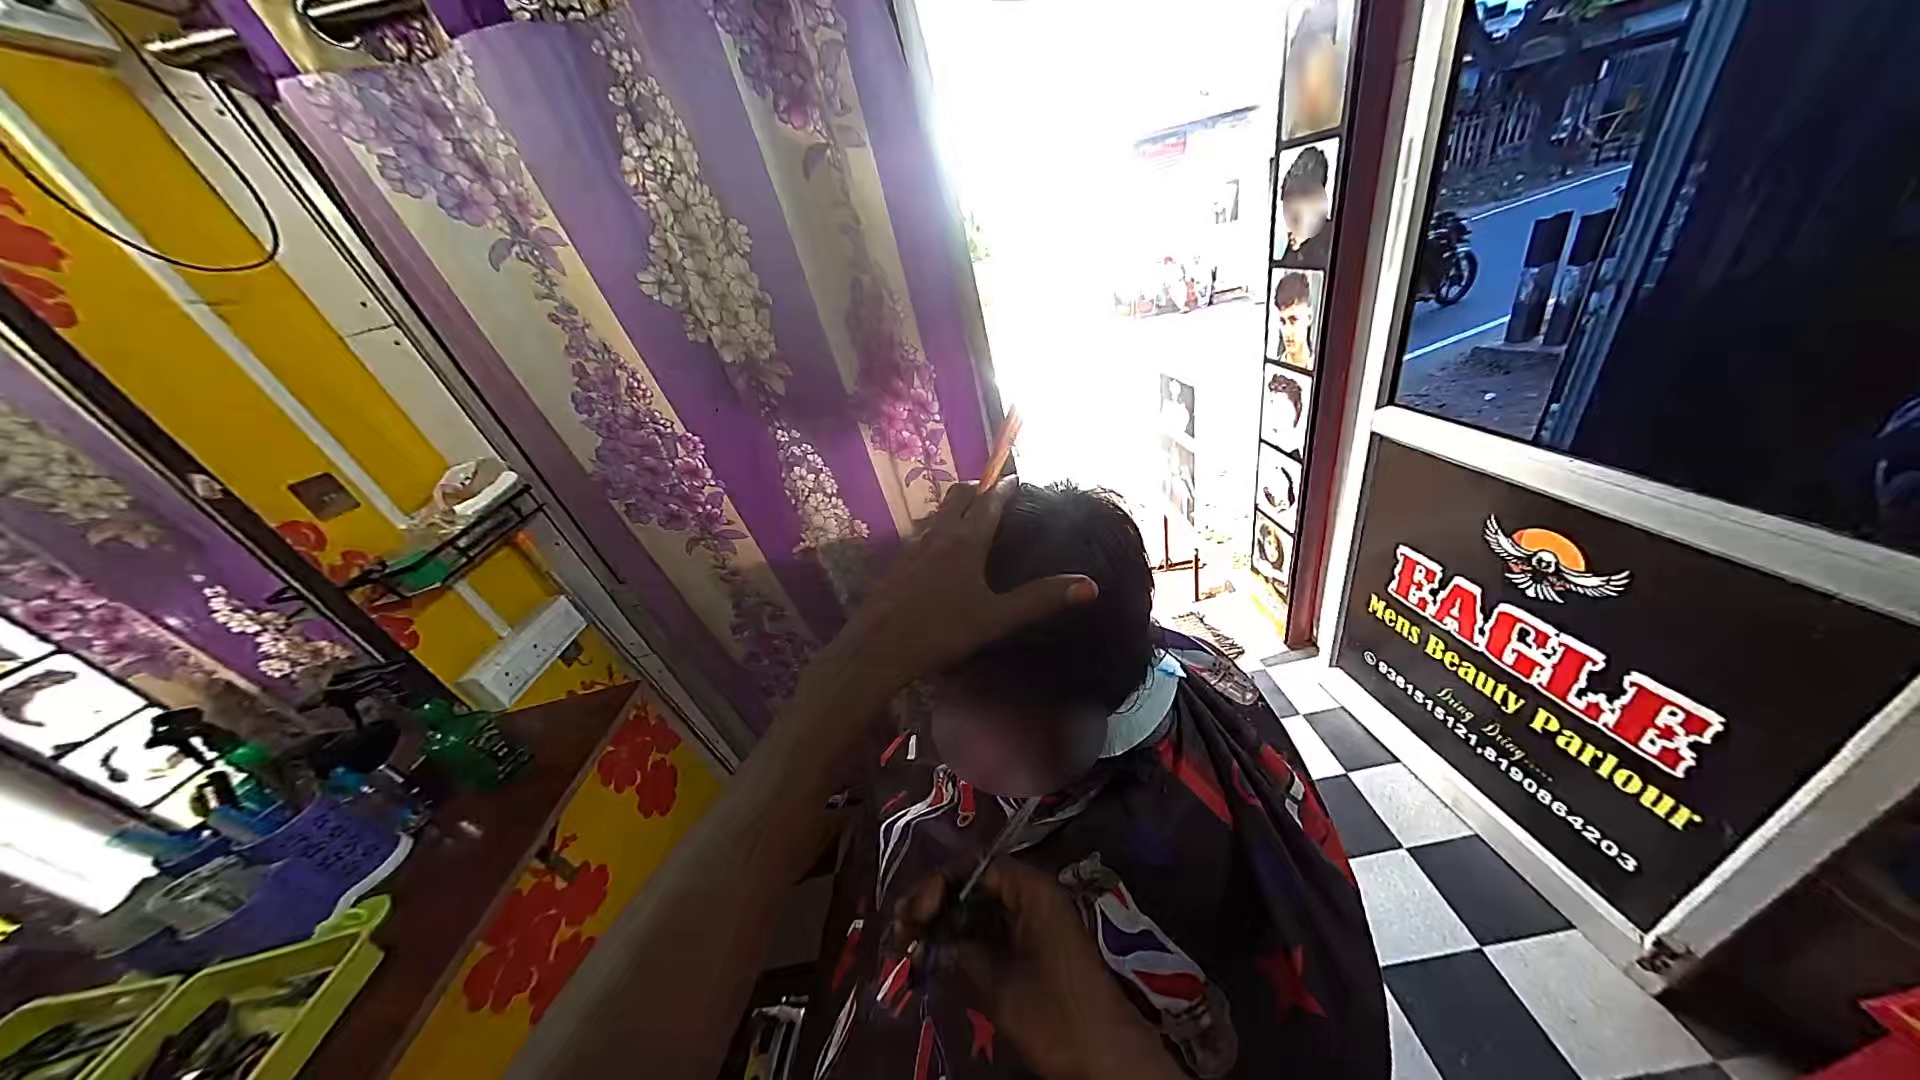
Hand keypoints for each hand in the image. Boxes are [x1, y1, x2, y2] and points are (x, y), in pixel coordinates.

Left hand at [837, 478, 1096, 690]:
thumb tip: (1090, 585)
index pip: (989, 502)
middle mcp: (938, 535)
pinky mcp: (897, 565)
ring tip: (972, 519)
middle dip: (978, 487)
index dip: (1004, 487)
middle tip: (994, 490)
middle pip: (958, 496)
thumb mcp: (996, 618)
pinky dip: (939, 530)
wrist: (877, 649)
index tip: (1016, 478)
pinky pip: (923, 534)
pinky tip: (941, 554)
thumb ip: (1040, 599)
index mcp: (965, 541)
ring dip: (956, 508)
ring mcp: (912, 548)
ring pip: (938, 514)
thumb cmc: (941, 631)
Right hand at [895, 860, 1184, 1079]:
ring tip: (909, 946)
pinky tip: (934, 957)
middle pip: (973, 882)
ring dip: (943, 923)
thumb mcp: (1001, 987)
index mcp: (1031, 890)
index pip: (975, 866)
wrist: (1109, 1059)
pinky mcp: (1031, 944)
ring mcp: (1032, 919)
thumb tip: (930, 938)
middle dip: (934, 904)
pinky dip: (962, 940)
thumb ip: (963, 954)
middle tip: (902, 931)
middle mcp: (1032, 894)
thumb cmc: (1058, 1017)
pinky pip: (989, 928)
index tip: (914, 916)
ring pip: (977, 906)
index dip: (939, 885)